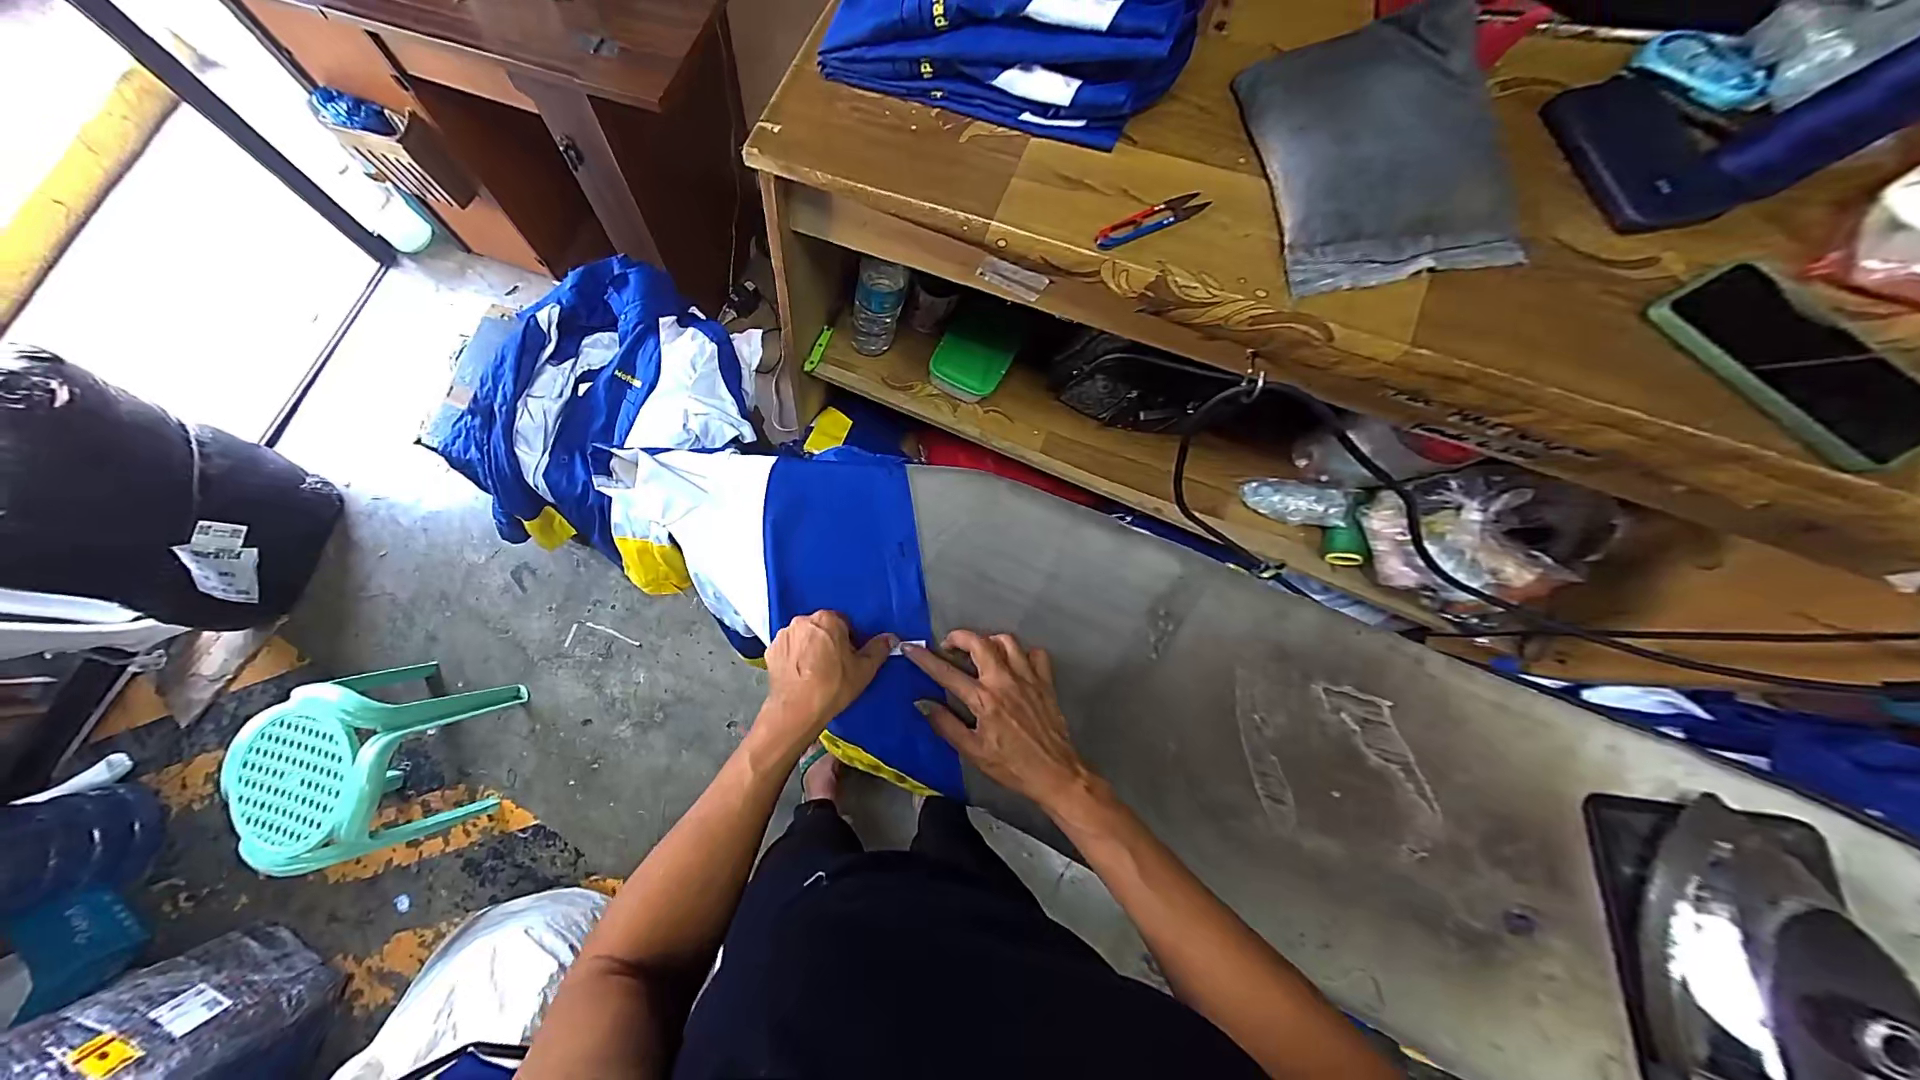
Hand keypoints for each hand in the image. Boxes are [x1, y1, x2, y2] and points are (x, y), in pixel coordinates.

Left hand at [758, 611, 894, 752]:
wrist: (798, 710)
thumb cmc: (831, 687)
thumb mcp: (864, 669)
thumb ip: (878, 649)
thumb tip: (889, 638)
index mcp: (828, 619)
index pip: (844, 622)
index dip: (850, 640)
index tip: (850, 656)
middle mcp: (804, 622)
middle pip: (822, 628)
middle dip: (829, 642)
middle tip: (835, 666)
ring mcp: (785, 636)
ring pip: (804, 637)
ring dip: (811, 648)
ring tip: (817, 673)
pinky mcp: (772, 650)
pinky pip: (789, 649)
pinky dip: (795, 658)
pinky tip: (802, 675)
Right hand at [905, 630, 1097, 813]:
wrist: (1055, 773)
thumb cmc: (1011, 766)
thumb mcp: (972, 752)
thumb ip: (946, 725)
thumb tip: (922, 703)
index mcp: (984, 700)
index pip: (947, 673)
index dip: (925, 658)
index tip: (911, 648)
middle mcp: (1005, 681)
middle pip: (979, 643)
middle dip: (959, 637)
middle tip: (949, 646)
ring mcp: (1028, 678)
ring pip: (1007, 641)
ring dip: (989, 641)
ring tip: (981, 652)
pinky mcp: (1046, 682)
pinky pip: (1035, 654)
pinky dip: (1023, 653)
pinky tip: (1015, 664)